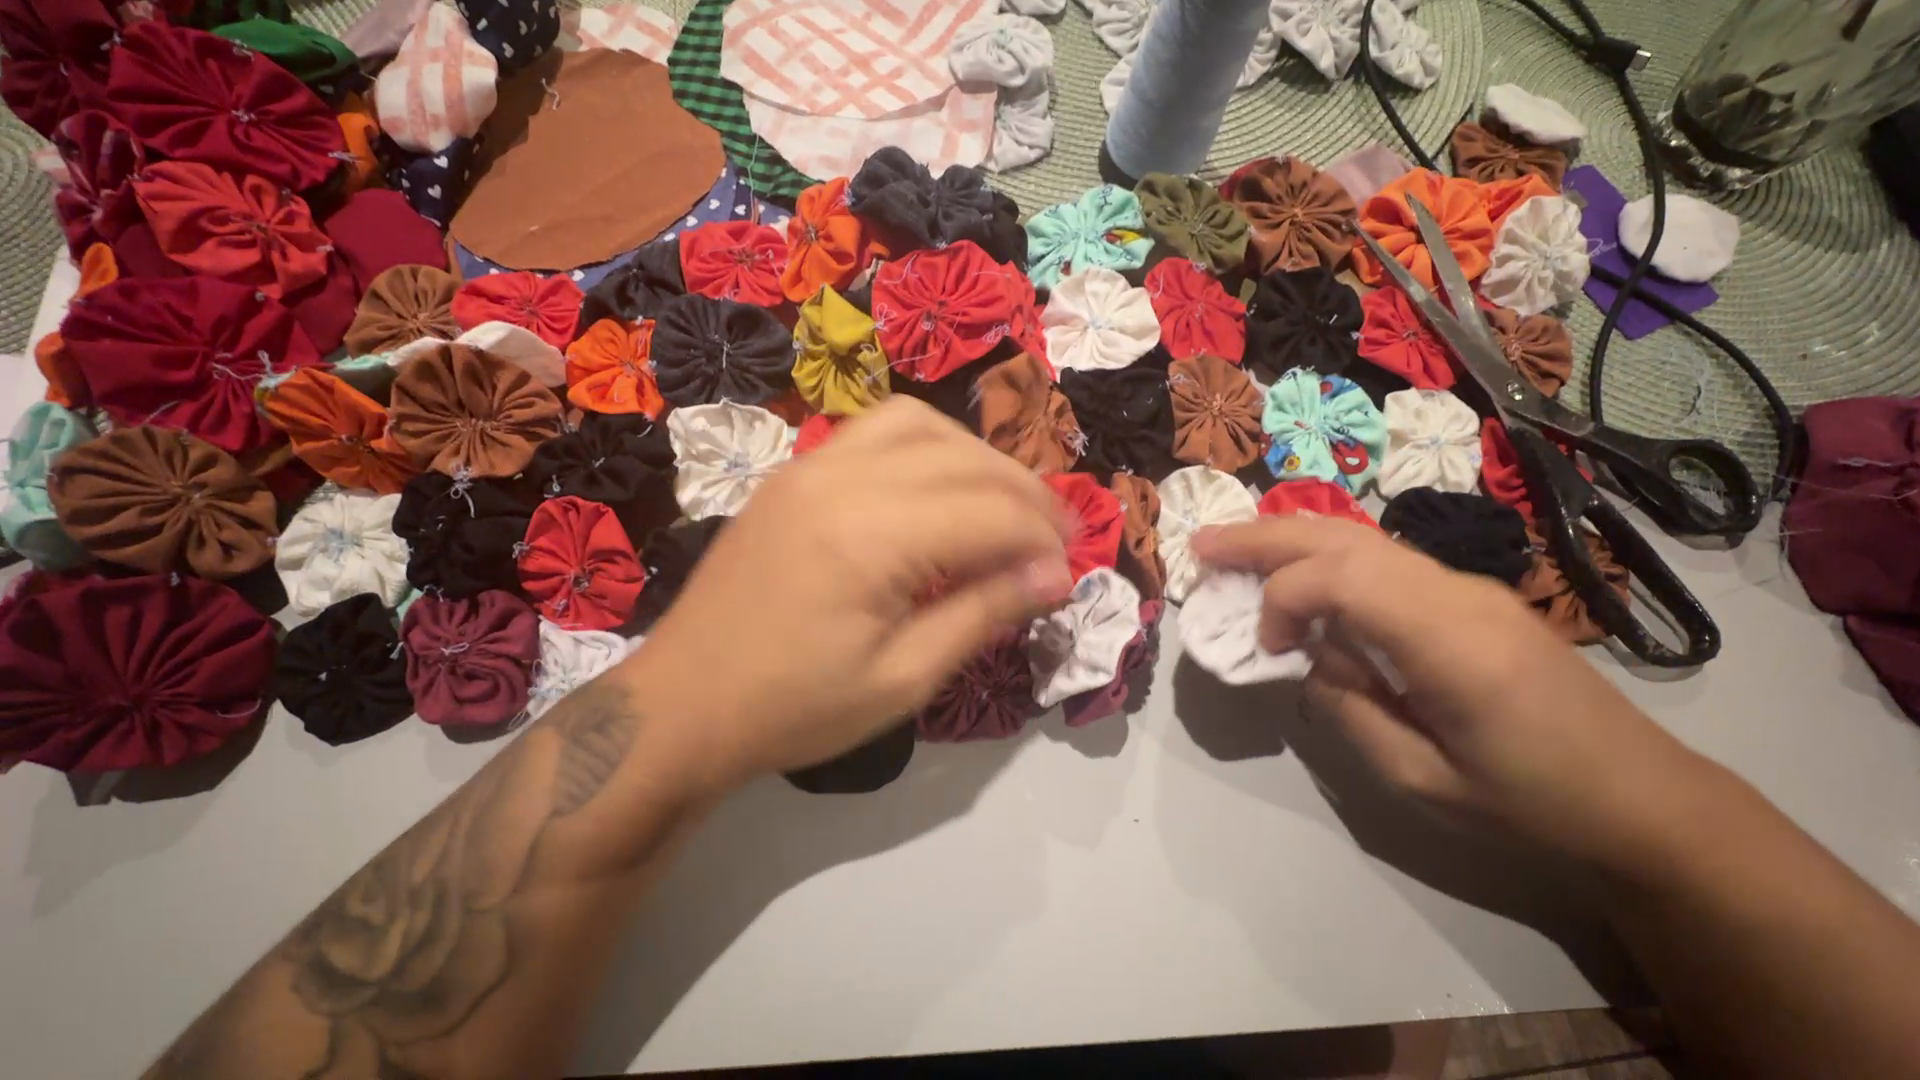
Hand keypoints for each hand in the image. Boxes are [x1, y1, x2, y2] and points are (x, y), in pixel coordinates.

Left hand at [626, 398, 1072, 788]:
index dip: (1041, 540)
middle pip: (962, 457)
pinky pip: (874, 431)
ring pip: (918, 424)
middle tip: (1056, 537)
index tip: (1066, 575)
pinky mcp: (792, 475)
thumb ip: (982, 613)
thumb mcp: (902, 679)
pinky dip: (925, 446)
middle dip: (1024, 492)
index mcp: (869, 536)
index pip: (989, 512)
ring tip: (1006, 504)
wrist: (682, 706)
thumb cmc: (793, 709)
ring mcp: (808, 467)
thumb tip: (1054, 575)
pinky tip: (940, 488)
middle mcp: (840, 479)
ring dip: (976, 456)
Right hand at [1190, 516, 1703, 870]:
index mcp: (1449, 641)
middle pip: (1345, 539)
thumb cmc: (1532, 805)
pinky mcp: (1472, 598)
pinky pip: (1386, 560)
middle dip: (1265, 538)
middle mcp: (1457, 594)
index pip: (1340, 578)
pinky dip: (1328, 556)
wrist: (1643, 801)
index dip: (1282, 601)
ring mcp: (1469, 588)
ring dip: (1293, 538)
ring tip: (1233, 547)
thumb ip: (1350, 708)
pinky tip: (1300, 573)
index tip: (1267, 649)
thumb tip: (1310, 657)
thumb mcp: (1422, 780)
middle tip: (1202, 543)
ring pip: (1364, 539)